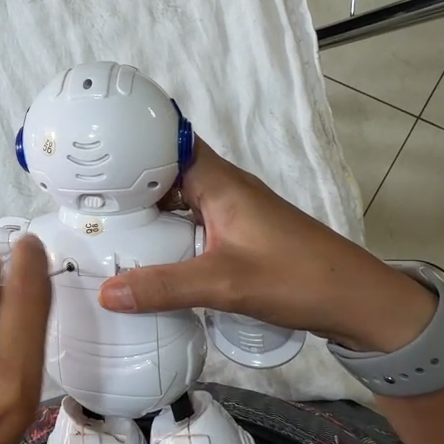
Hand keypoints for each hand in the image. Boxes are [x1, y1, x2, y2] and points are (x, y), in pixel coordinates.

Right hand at [96, 142, 433, 351]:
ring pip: (175, 195)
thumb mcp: (225, 285)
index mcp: (220, 182)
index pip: (167, 141)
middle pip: (164, 168)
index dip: (130, 138)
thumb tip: (106, 292)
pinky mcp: (235, 232)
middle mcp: (222, 187)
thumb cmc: (299, 279)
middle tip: (81, 188)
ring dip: (143, 203)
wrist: (361, 304)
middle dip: (125, 175)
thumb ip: (164, 287)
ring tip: (100, 215)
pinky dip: (162, 225)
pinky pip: (186, 218)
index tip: (91, 149)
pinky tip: (141, 246)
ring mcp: (230, 210)